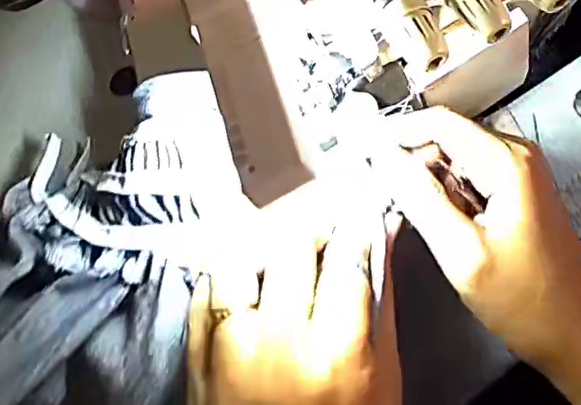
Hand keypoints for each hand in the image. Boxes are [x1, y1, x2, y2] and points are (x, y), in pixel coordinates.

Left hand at [188, 199, 398, 404]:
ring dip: (267, 243)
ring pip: (242, 254)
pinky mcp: (195, 362)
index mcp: (333, 350)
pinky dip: (228, 271)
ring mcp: (229, 351)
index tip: (362, 207)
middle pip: (295, 241)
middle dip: (317, 224)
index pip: (348, 251)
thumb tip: (385, 230)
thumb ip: (381, 295)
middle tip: (329, 230)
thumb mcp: (382, 373)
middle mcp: (278, 342)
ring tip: (286, 251)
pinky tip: (251, 275)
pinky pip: (205, 289)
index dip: (359, 219)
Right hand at [371, 108, 580, 371]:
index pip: (441, 122)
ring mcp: (519, 168)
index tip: (368, 145)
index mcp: (508, 160)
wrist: (577, 330)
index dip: (399, 130)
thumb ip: (421, 200)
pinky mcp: (516, 186)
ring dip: (431, 178)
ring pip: (457, 155)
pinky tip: (449, 224)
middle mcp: (517, 153)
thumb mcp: (463, 254)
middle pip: (448, 135)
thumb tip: (388, 160)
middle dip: (413, 159)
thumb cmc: (530, 300)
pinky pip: (471, 173)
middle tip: (388, 191)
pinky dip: (450, 191)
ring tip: (428, 220)